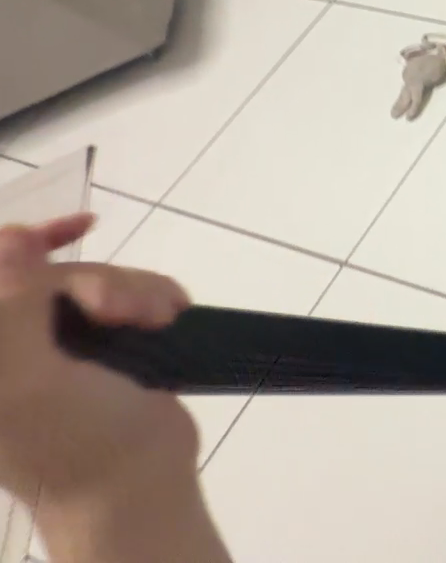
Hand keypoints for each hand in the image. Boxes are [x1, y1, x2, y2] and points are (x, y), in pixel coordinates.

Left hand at [0, 215, 195, 508]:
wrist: (135, 477)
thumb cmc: (72, 436)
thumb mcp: (29, 375)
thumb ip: (13, 306)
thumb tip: (12, 237)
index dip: (22, 243)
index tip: (80, 225)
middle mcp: (6, 349)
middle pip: (50, 277)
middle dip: (104, 284)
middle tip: (131, 314)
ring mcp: (51, 349)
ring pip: (96, 286)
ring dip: (139, 292)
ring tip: (164, 320)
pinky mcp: (99, 350)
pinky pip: (128, 300)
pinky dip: (156, 300)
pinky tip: (172, 318)